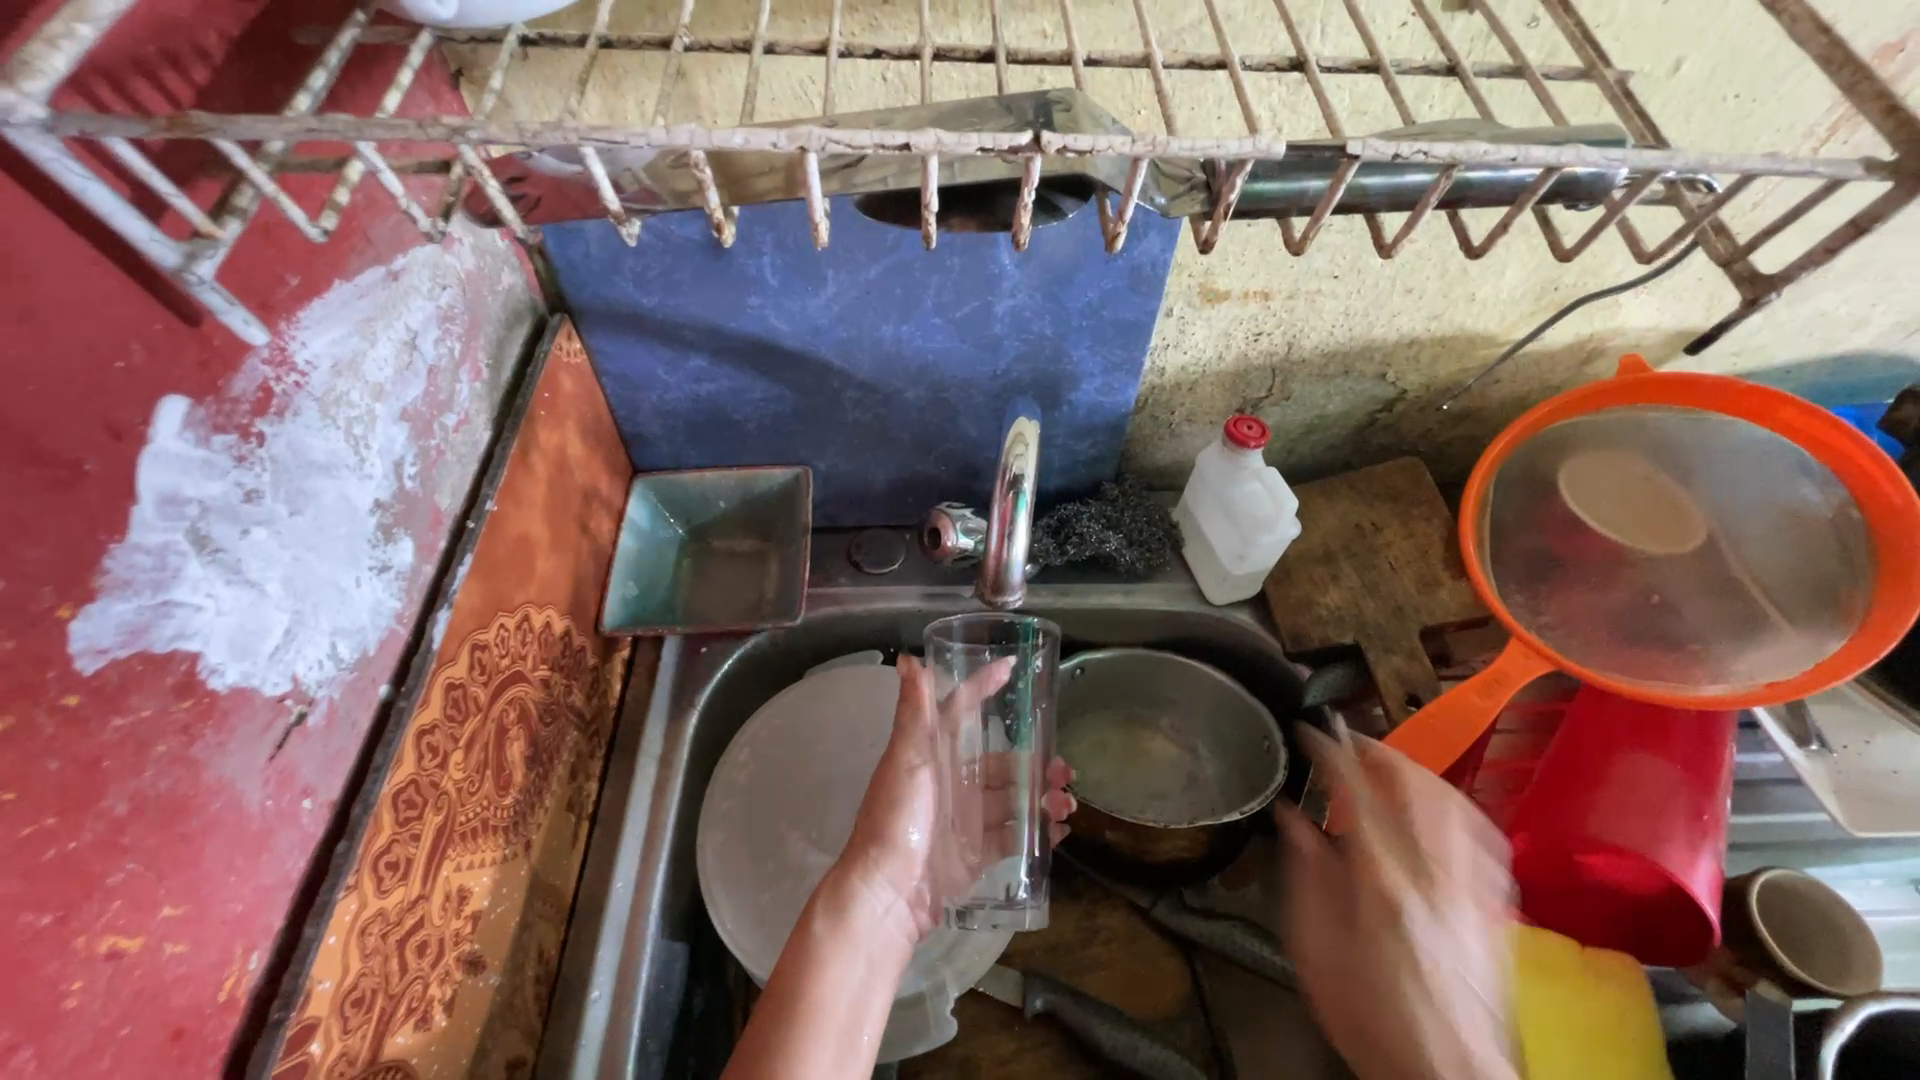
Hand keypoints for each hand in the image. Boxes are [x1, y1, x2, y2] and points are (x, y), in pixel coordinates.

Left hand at [836, 654, 1075, 946]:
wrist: (889, 892)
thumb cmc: (896, 816)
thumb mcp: (905, 758)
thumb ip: (913, 711)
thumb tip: (907, 657)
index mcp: (933, 753)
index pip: (961, 710)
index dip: (984, 687)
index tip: (1012, 667)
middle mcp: (951, 782)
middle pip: (1001, 763)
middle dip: (1034, 762)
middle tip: (1064, 768)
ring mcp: (965, 819)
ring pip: (1012, 800)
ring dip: (1042, 797)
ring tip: (1066, 803)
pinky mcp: (975, 854)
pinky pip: (1013, 837)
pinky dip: (1037, 832)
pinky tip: (1059, 830)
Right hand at [1276, 728, 1518, 1079]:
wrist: (1445, 1073)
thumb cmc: (1366, 1012)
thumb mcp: (1314, 945)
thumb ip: (1306, 872)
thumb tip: (1292, 816)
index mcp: (1382, 882)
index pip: (1357, 794)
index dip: (1332, 752)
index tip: (1310, 731)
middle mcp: (1434, 875)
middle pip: (1417, 788)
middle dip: (1380, 750)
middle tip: (1349, 738)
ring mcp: (1471, 889)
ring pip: (1455, 805)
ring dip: (1419, 771)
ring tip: (1389, 763)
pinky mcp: (1493, 906)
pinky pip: (1481, 836)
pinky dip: (1455, 805)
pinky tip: (1438, 807)